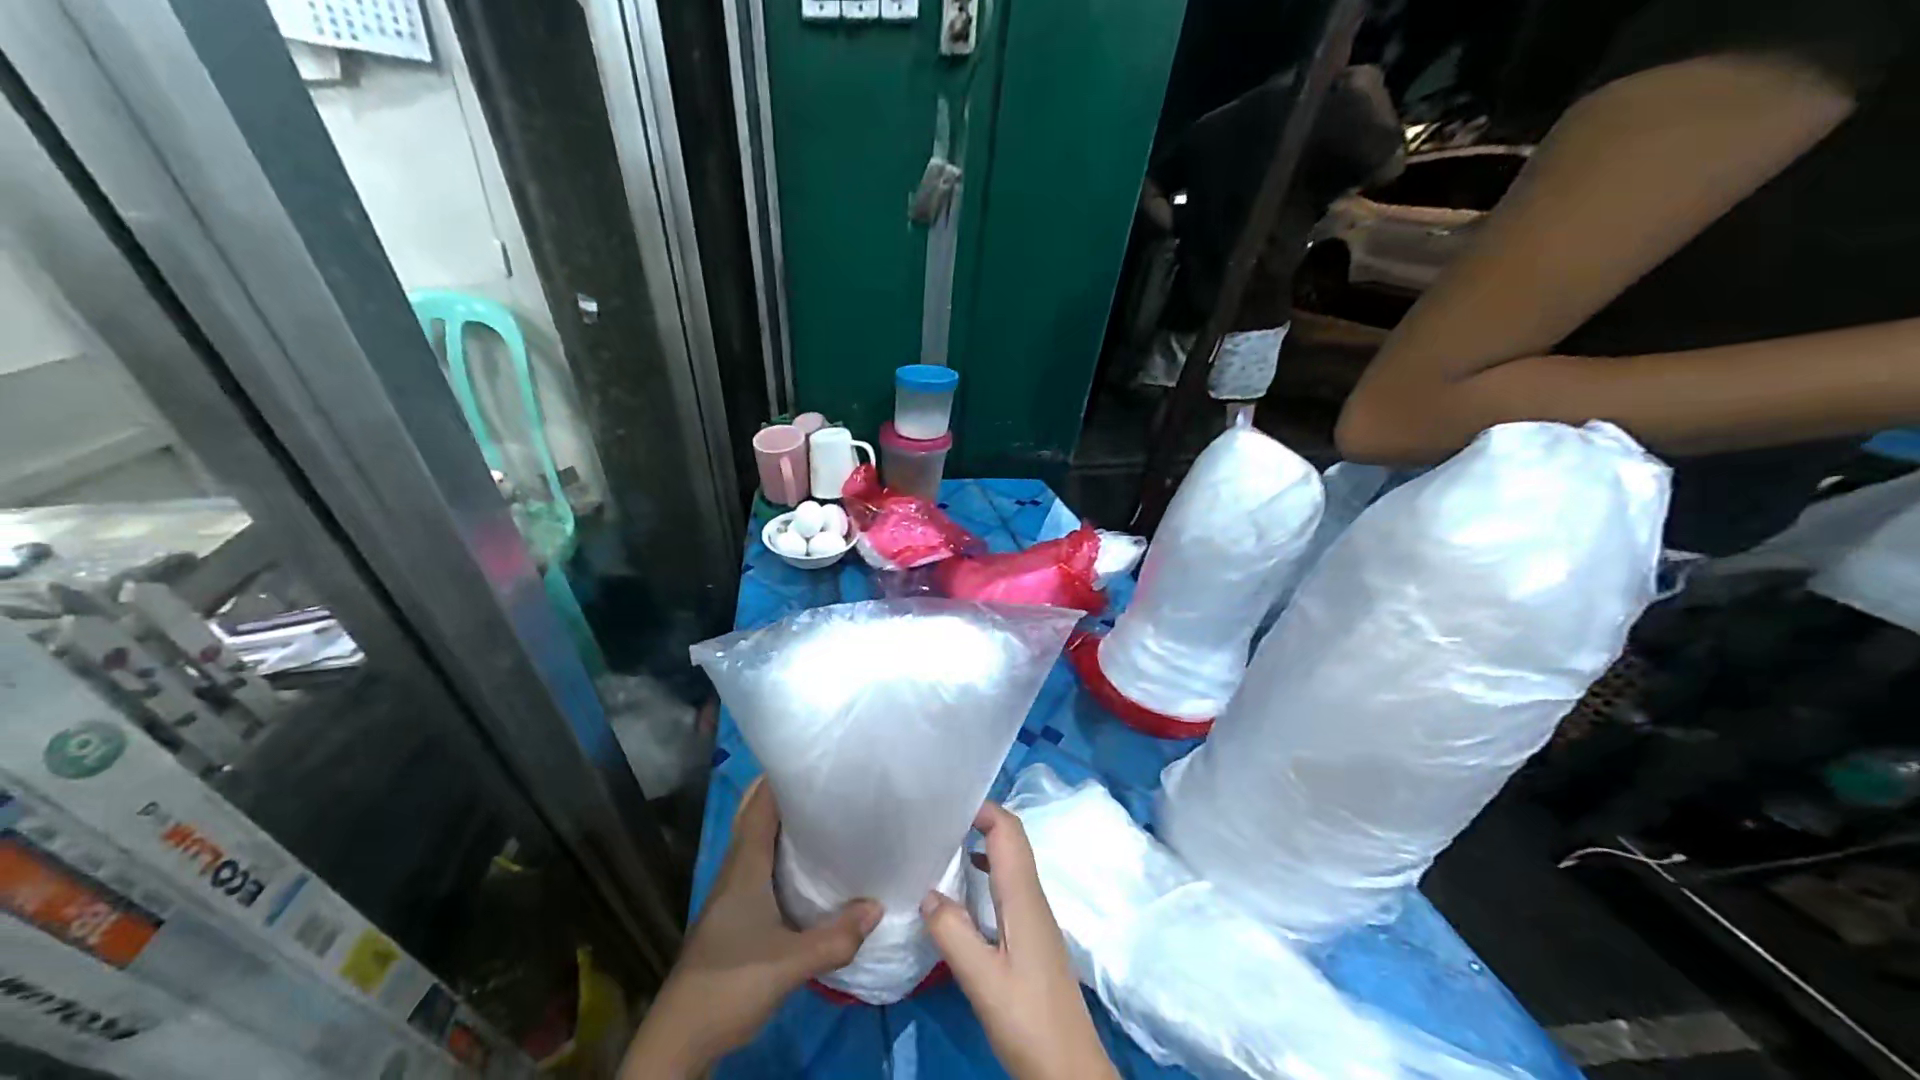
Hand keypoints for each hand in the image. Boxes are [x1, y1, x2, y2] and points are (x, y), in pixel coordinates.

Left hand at [621, 778, 880, 1077]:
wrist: (680, 1035)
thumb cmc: (729, 985)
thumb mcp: (789, 964)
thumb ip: (835, 937)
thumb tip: (878, 907)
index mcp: (745, 866)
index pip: (761, 804)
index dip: (785, 776)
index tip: (819, 760)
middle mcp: (736, 869)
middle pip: (755, 815)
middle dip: (784, 792)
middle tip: (825, 781)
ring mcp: (731, 891)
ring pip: (756, 839)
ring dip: (782, 820)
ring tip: (823, 812)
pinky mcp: (733, 913)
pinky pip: (759, 863)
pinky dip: (779, 850)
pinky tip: (806, 864)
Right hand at [922, 803, 1117, 1079]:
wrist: (1070, 1069)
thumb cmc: (1028, 1020)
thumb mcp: (982, 980)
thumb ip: (953, 933)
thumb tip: (927, 892)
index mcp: (1024, 898)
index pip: (1008, 831)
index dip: (982, 808)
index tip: (945, 804)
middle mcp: (1032, 898)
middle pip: (1010, 841)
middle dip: (977, 822)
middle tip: (935, 823)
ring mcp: (1034, 918)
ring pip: (1009, 865)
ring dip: (979, 848)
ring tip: (940, 850)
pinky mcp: (1031, 937)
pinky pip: (1007, 889)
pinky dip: (984, 877)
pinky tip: (961, 896)